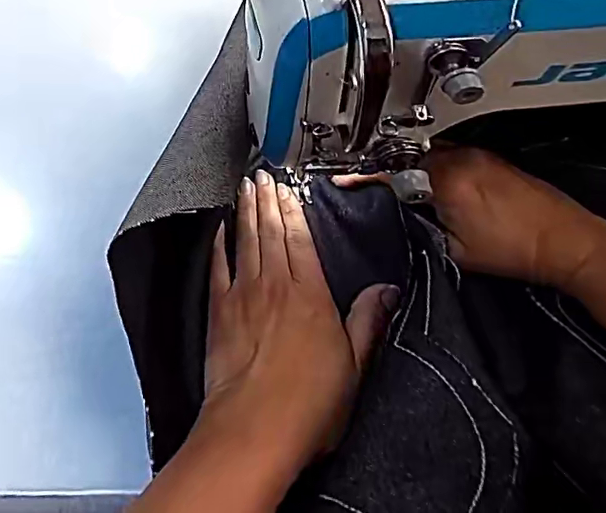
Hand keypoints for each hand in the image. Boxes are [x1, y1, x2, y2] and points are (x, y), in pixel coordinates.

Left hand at [200, 170, 397, 472]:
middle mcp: (276, 285)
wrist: (254, 429)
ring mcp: (244, 294)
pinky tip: (221, 229)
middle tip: (263, 176)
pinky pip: (219, 267)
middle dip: (267, 200)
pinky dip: (220, 245)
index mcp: (309, 294)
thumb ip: (367, 321)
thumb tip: (386, 291)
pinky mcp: (220, 312)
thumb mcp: (354, 364)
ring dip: (245, 211)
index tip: (288, 189)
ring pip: (245, 240)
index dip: (293, 210)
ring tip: (245, 188)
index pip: (300, 238)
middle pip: (270, 230)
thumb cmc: (307, 405)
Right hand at [339, 146, 605, 289]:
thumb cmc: (518, 250)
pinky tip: (448, 194)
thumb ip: (423, 229)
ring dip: (418, 171)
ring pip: (430, 157)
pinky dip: (440, 171)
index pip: (394, 175)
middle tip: (384, 194)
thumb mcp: (457, 250)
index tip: (346, 180)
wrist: (567, 242)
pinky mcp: (490, 159)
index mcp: (446, 180)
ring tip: (421, 198)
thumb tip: (403, 219)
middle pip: (410, 159)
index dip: (366, 180)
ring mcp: (477, 155)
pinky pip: (451, 158)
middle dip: (395, 175)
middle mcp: (460, 158)